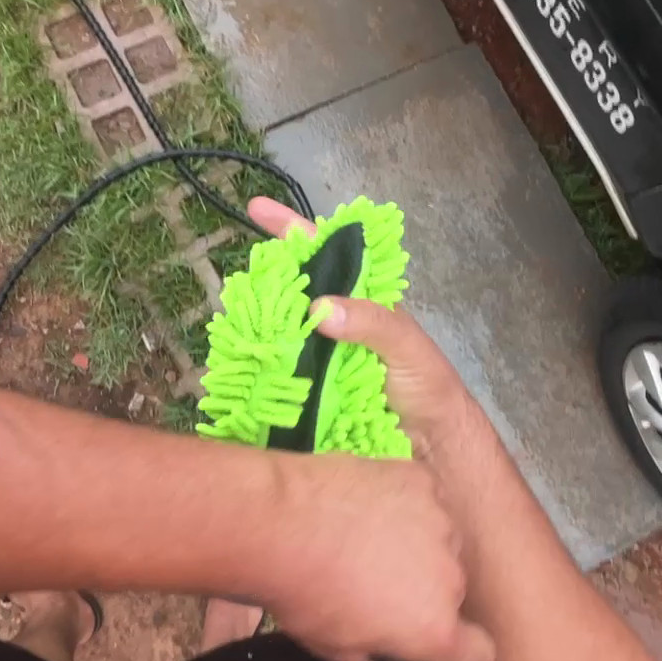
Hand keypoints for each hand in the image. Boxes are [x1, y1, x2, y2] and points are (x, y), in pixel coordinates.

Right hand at [245, 198, 482, 457]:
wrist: (431, 450)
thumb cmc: (428, 387)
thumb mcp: (407, 346)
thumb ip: (373, 323)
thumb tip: (320, 309)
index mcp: (360, 302)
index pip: (325, 255)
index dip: (293, 231)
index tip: (257, 210)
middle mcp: (334, 325)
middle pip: (291, 292)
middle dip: (262, 284)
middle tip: (235, 288)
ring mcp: (318, 359)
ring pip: (279, 332)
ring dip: (254, 328)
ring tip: (230, 327)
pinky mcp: (308, 392)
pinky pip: (277, 373)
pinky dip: (256, 369)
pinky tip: (235, 369)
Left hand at [261, 451, 495, 660]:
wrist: (280, 522)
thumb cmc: (303, 594)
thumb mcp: (338, 646)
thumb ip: (379, 645)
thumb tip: (385, 634)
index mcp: (434, 629)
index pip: (478, 655)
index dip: (456, 650)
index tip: (426, 635)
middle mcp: (451, 576)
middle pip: (452, 589)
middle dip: (424, 587)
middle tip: (376, 574)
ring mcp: (440, 520)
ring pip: (440, 538)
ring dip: (416, 539)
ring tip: (366, 529)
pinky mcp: (422, 478)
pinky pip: (423, 495)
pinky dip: (402, 498)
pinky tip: (367, 497)